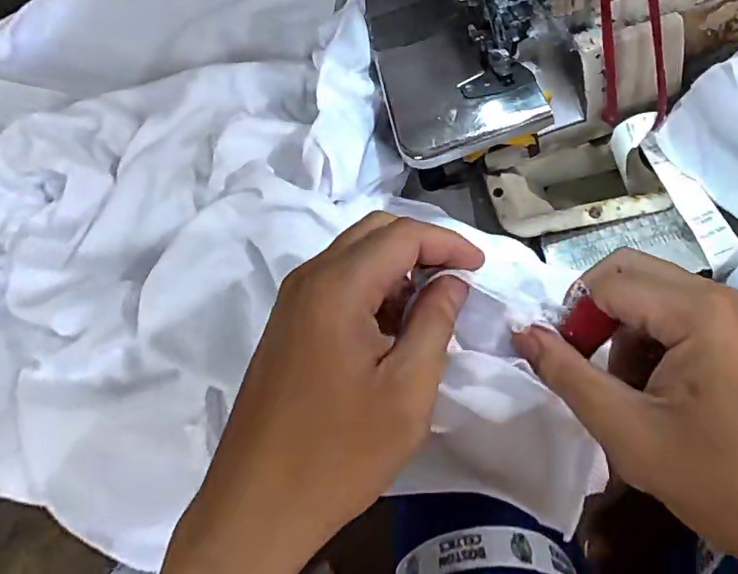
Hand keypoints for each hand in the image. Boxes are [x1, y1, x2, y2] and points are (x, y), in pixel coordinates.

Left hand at [162, 212, 484, 573]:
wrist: (257, 504)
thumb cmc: (338, 452)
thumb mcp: (406, 392)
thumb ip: (434, 323)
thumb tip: (452, 280)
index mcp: (337, 286)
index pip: (401, 235)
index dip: (447, 242)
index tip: (481, 266)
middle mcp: (310, 277)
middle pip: (374, 232)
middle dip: (422, 245)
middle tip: (459, 278)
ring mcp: (293, 298)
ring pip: (354, 254)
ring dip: (396, 266)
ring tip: (431, 308)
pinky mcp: (288, 320)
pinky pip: (337, 281)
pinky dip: (372, 286)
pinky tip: (393, 327)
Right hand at [512, 250, 737, 573]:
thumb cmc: (719, 479)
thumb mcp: (628, 432)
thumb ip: (567, 374)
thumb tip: (523, 331)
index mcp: (695, 310)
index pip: (608, 283)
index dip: (574, 317)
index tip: (561, 360)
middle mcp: (715, 295)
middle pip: (629, 272)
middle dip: (595, 312)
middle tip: (582, 360)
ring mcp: (731, 313)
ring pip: (649, 292)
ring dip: (622, 330)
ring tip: (624, 391)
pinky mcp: (737, 333)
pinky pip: (674, 312)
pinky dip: (649, 340)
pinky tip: (654, 392)